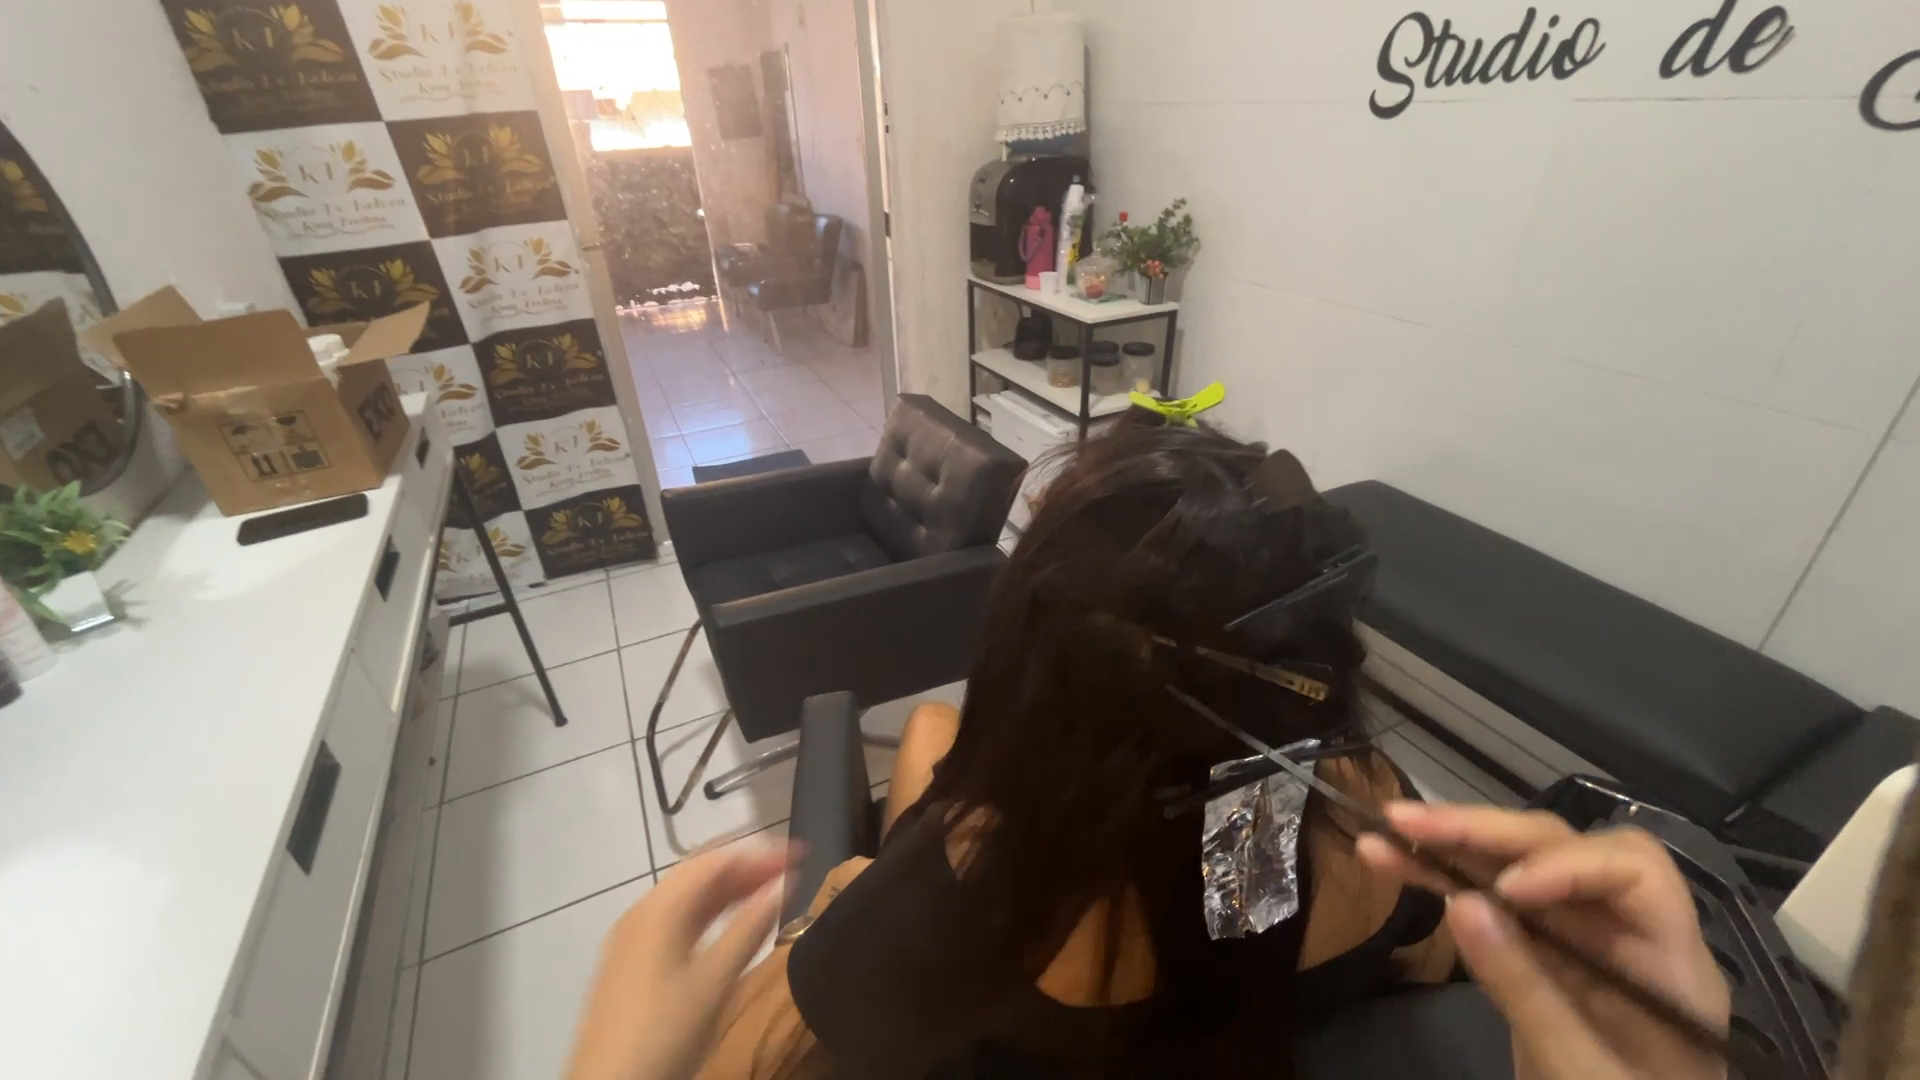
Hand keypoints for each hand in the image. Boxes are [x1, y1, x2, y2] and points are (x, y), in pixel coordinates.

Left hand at [566, 843, 791, 1079]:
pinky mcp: (632, 963)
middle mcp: (642, 912)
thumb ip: (751, 927)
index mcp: (660, 908)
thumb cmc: (665, 1033)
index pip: (717, 859)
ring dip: (730, 889)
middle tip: (791, 870)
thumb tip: (786, 883)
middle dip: (747, 866)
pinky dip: (711, 912)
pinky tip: (733, 924)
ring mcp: (633, 937)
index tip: (801, 854)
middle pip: (700, 872)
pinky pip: (678, 919)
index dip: (761, 852)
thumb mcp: (715, 981)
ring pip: (689, 896)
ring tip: (770, 892)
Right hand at [1356, 803, 1729, 1079]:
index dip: (1566, 863)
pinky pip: (1478, 891)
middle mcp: (1619, 929)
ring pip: (1507, 859)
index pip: (1633, 871)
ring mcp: (1569, 933)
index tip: (1503, 888)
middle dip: (1479, 832)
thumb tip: (1460, 903)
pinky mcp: (1526, 943)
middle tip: (1404, 821)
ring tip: (1380, 832)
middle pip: (1556, 846)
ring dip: (1442, 843)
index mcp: (1667, 962)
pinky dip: (1432, 874)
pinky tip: (1385, 860)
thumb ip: (1528, 992)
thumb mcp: (1584, 1076)